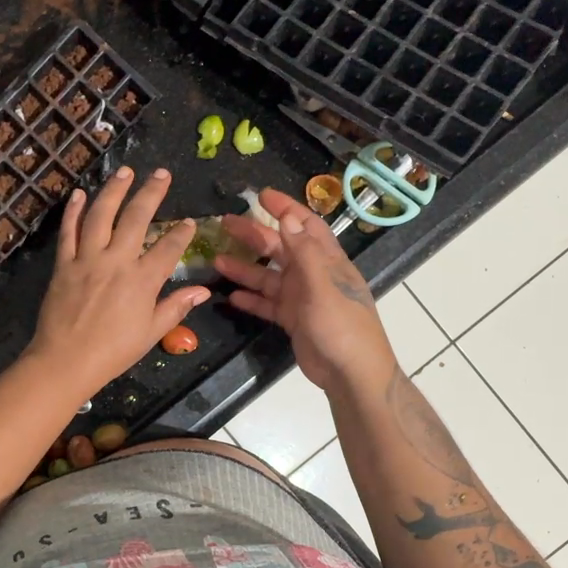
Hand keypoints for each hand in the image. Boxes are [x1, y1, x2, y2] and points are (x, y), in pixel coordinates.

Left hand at [24, 166, 209, 401]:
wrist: (66, 361)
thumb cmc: (113, 353)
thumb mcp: (150, 333)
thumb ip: (175, 308)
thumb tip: (203, 291)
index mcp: (143, 280)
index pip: (168, 247)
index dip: (181, 233)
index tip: (188, 222)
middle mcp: (117, 261)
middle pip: (137, 218)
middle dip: (152, 192)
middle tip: (161, 174)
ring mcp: (87, 259)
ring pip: (102, 214)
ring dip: (114, 189)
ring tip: (125, 171)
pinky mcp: (63, 264)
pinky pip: (69, 231)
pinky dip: (74, 210)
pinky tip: (80, 194)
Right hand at [215, 187, 395, 391]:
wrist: (351, 372)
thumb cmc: (342, 326)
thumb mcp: (322, 286)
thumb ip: (304, 252)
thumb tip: (287, 218)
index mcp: (327, 261)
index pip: (305, 226)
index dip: (285, 209)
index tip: (262, 195)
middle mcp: (313, 275)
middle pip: (280, 248)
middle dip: (254, 235)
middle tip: (225, 223)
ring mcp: (302, 298)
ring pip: (269, 277)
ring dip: (245, 269)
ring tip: (216, 260)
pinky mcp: (293, 320)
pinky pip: (268, 304)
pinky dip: (251, 299)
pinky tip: (231, 296)